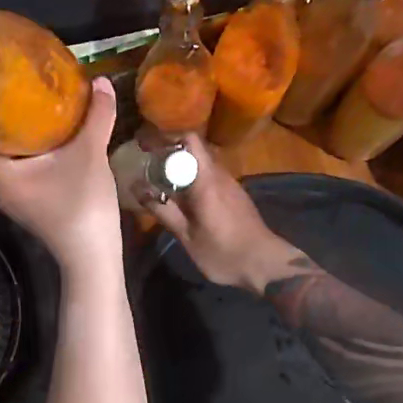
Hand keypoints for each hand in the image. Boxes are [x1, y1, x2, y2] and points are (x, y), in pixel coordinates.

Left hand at [0, 77, 122, 271]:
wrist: (91, 254)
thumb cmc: (80, 204)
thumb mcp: (89, 155)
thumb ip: (95, 116)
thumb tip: (101, 79)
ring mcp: (9, 196)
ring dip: (1, 134)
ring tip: (14, 104)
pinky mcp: (25, 201)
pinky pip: (11, 168)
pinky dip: (17, 148)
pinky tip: (38, 132)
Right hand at [136, 133, 308, 293]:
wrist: (266, 265)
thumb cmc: (223, 252)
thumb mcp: (186, 235)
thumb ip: (161, 210)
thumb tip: (136, 187)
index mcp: (206, 180)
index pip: (189, 141)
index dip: (165, 137)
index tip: (143, 144)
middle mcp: (219, 176)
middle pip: (192, 150)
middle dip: (166, 152)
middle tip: (143, 162)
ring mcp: (229, 185)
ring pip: (200, 164)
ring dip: (178, 167)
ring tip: (155, 179)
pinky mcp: (233, 196)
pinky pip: (207, 177)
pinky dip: (189, 178)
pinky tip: (176, 195)